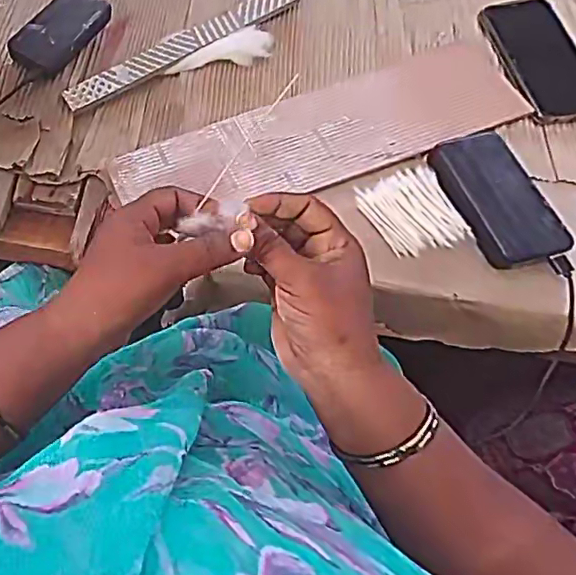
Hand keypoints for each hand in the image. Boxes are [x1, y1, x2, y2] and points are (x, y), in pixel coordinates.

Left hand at [55, 189, 240, 343]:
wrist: (84, 328)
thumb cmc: (121, 289)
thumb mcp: (170, 265)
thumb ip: (207, 250)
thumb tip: (242, 238)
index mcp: (131, 215)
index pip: (172, 195)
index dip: (200, 205)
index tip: (225, 223)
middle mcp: (126, 229)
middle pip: (169, 217)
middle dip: (197, 227)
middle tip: (222, 242)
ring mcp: (124, 252)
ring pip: (164, 241)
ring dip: (188, 247)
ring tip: (210, 260)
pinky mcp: (126, 275)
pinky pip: (157, 261)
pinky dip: (175, 265)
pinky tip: (187, 278)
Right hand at [229, 193, 382, 393]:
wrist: (330, 371)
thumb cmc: (335, 328)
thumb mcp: (301, 278)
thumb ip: (271, 247)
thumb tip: (248, 224)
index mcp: (337, 245)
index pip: (307, 208)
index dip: (279, 203)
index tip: (252, 206)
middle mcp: (320, 256)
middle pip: (288, 224)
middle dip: (263, 221)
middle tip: (238, 223)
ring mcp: (301, 273)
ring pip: (274, 244)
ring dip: (255, 241)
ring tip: (239, 241)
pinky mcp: (284, 290)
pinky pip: (265, 264)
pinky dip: (252, 260)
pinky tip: (245, 261)